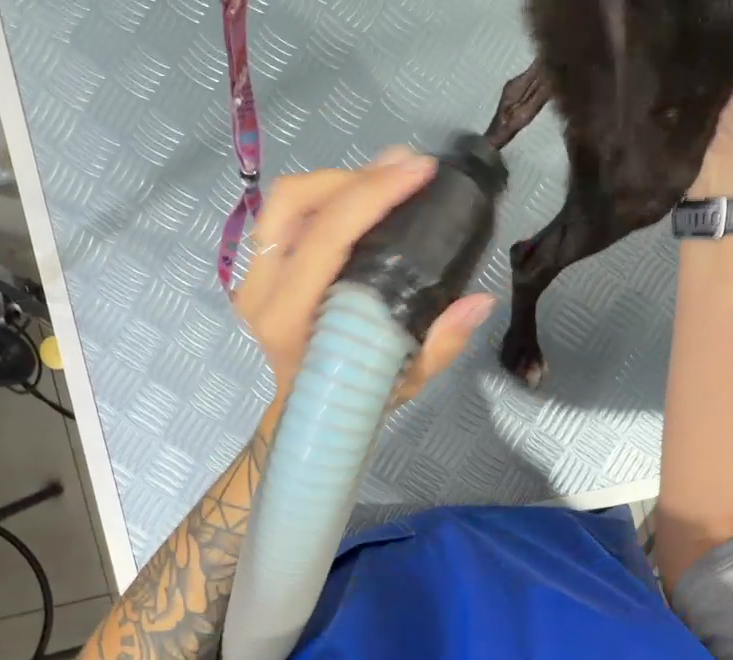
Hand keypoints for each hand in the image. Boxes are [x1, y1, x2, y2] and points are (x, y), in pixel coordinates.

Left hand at [232, 147, 496, 403]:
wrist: (303, 417)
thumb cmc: (351, 400)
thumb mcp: (400, 384)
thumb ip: (438, 346)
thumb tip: (480, 301)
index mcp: (290, 319)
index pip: (326, 235)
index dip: (373, 194)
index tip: (419, 171)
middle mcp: (261, 292)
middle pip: (294, 201)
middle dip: (353, 175)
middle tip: (404, 169)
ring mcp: (253, 278)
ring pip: (286, 202)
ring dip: (338, 181)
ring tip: (387, 177)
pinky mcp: (257, 271)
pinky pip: (285, 216)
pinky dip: (324, 197)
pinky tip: (363, 196)